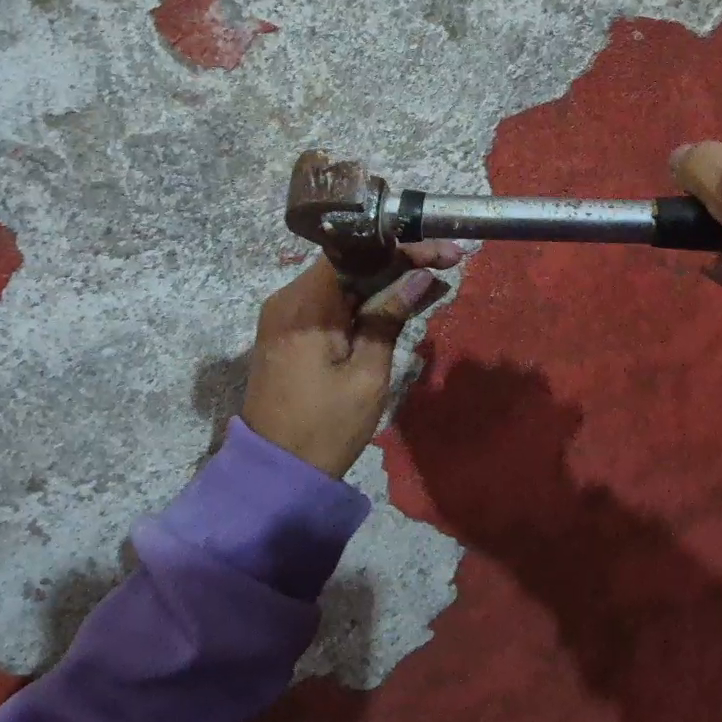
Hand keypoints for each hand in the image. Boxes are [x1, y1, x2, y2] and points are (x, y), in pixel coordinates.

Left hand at [243, 241, 462, 477]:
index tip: (443, 252)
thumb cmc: (325, 428)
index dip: (401, 248)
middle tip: (447, 263)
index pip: (356, 253)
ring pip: (342, 281)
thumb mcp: (366, 375)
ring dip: (384, 281)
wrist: (275, 474)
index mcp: (305, 306)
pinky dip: (363, 300)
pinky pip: (330, 302)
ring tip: (432, 281)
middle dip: (399, 262)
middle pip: (349, 263)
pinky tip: (398, 302)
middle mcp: (288, 299)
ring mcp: (284, 314)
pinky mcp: (288, 330)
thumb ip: (389, 319)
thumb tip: (420, 276)